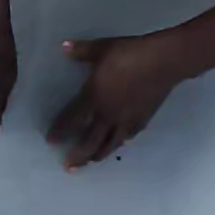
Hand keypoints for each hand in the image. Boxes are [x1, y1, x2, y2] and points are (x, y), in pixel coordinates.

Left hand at [47, 34, 184, 169]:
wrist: (163, 61)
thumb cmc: (130, 53)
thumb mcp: (102, 48)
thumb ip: (82, 51)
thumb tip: (63, 47)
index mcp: (94, 96)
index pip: (72, 118)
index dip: (60, 130)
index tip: (51, 141)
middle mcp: (108, 113)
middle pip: (89, 141)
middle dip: (78, 156)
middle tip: (68, 167)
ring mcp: (126, 119)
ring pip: (109, 144)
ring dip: (98, 155)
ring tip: (91, 162)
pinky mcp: (143, 119)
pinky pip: (127, 137)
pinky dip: (120, 144)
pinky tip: (119, 145)